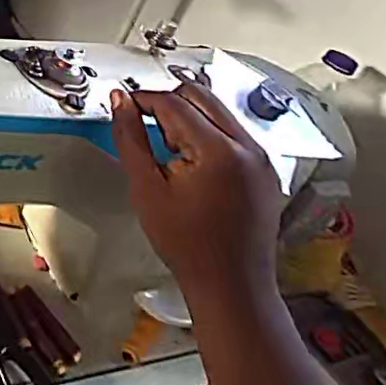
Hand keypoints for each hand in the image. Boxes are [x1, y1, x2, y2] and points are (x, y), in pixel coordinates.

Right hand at [108, 81, 282, 302]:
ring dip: (188, 116)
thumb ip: (129, 136)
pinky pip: (232, 131)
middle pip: (200, 96)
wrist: (231, 288)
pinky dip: (207, 132)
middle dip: (167, 102)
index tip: (125, 105)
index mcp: (220, 152)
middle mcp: (248, 149)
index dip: (143, 99)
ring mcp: (261, 160)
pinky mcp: (265, 171)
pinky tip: (191, 160)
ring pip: (217, 110)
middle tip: (145, 123)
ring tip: (169, 148)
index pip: (174, 102)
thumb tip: (120, 101)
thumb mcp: (145, 187)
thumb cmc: (189, 246)